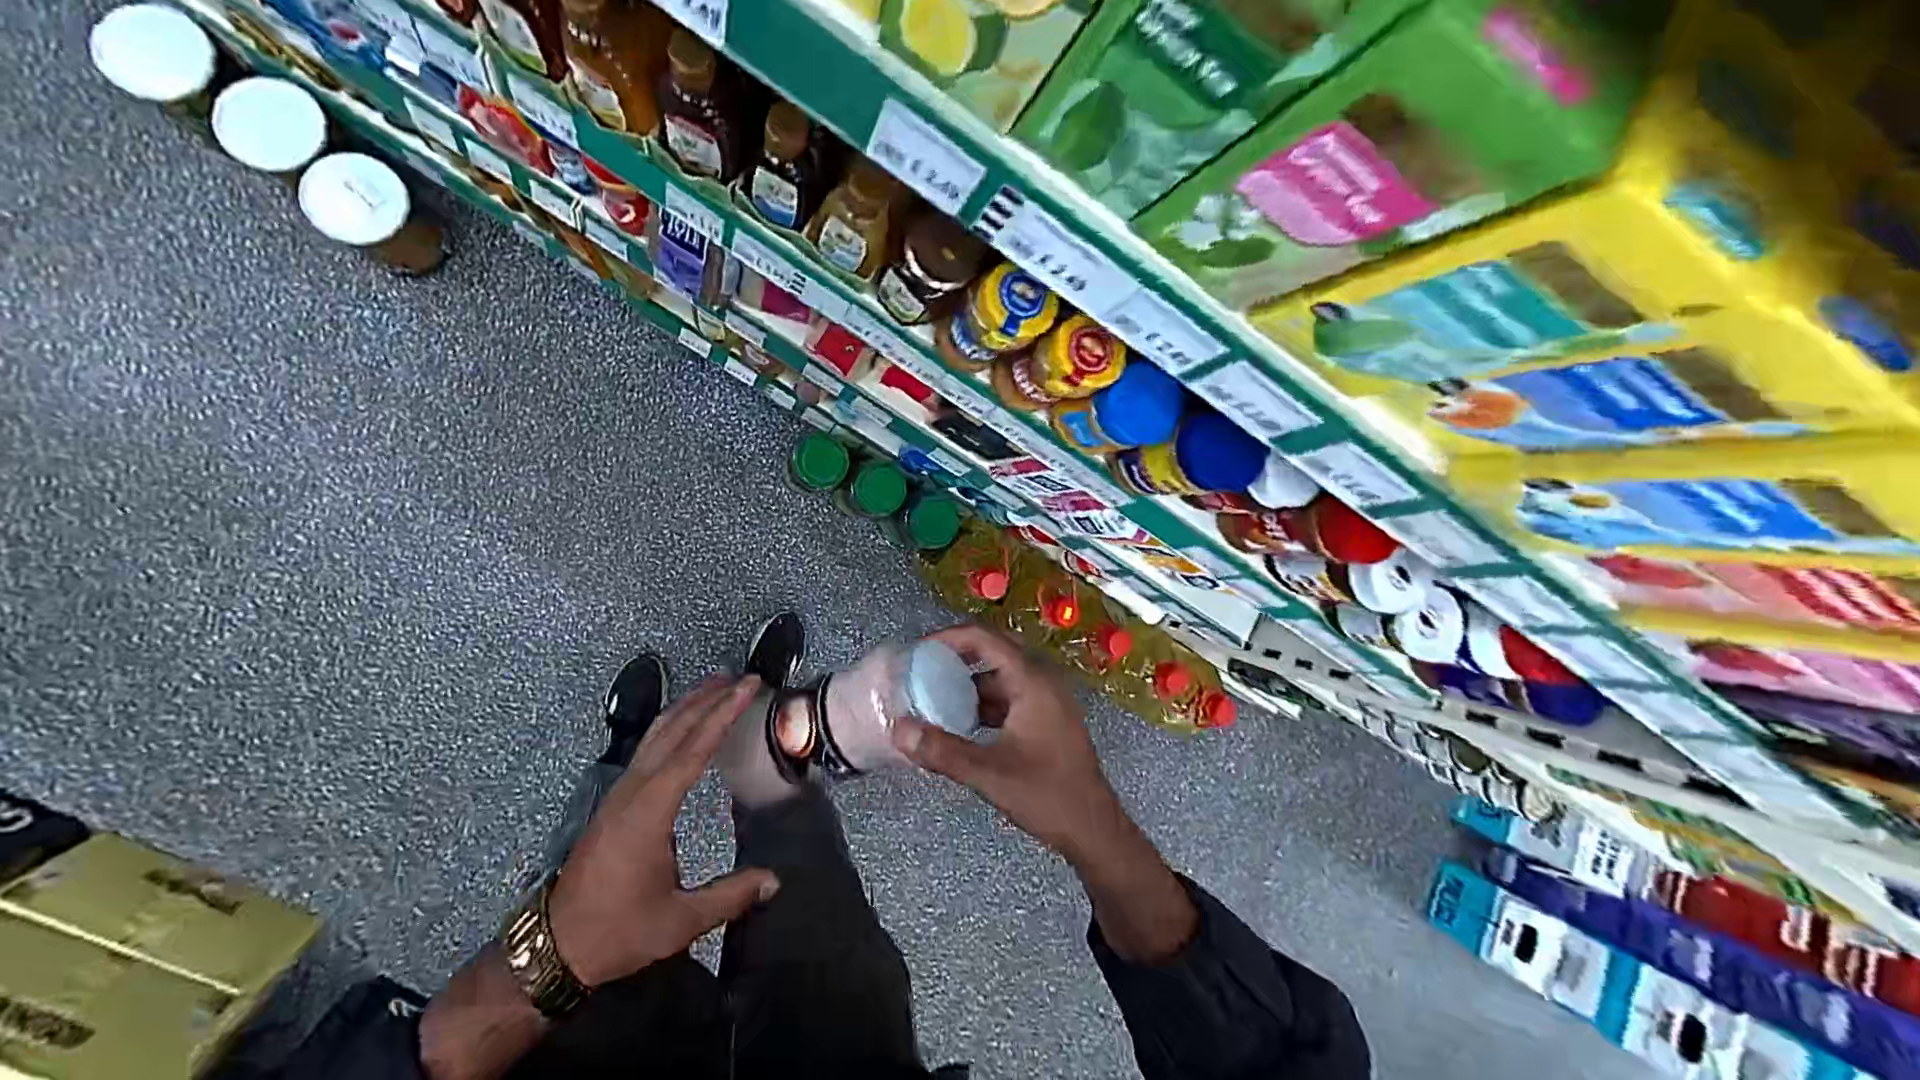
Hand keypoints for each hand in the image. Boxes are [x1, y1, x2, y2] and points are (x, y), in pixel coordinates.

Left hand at [547, 675, 778, 985]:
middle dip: (708, 698)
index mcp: (650, 810)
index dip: (724, 713)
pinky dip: (674, 725)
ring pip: (657, 733)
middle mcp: (634, 790)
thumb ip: (730, 895)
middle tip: (741, 678)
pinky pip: (650, 747)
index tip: (747, 686)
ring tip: (716, 687)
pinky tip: (686, 727)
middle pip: (674, 728)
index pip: (694, 747)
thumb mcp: (679, 920)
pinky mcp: (616, 801)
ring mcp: (621, 793)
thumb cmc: (617, 931)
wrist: (553, 948)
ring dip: (688, 706)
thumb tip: (775, 880)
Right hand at [890, 624, 1129, 860]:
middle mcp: (1041, 681)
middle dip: (956, 658)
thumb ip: (942, 751)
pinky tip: (960, 723)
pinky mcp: (1046, 719)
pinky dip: (983, 703)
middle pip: (993, 651)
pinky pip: (1009, 696)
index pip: (985, 638)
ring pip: (1000, 676)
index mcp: (1032, 681)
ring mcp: (1047, 700)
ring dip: (969, 684)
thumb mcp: (989, 774)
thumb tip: (900, 730)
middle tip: (922, 670)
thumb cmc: (1048, 796)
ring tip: (933, 698)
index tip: (919, 651)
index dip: (949, 638)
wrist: (1094, 828)